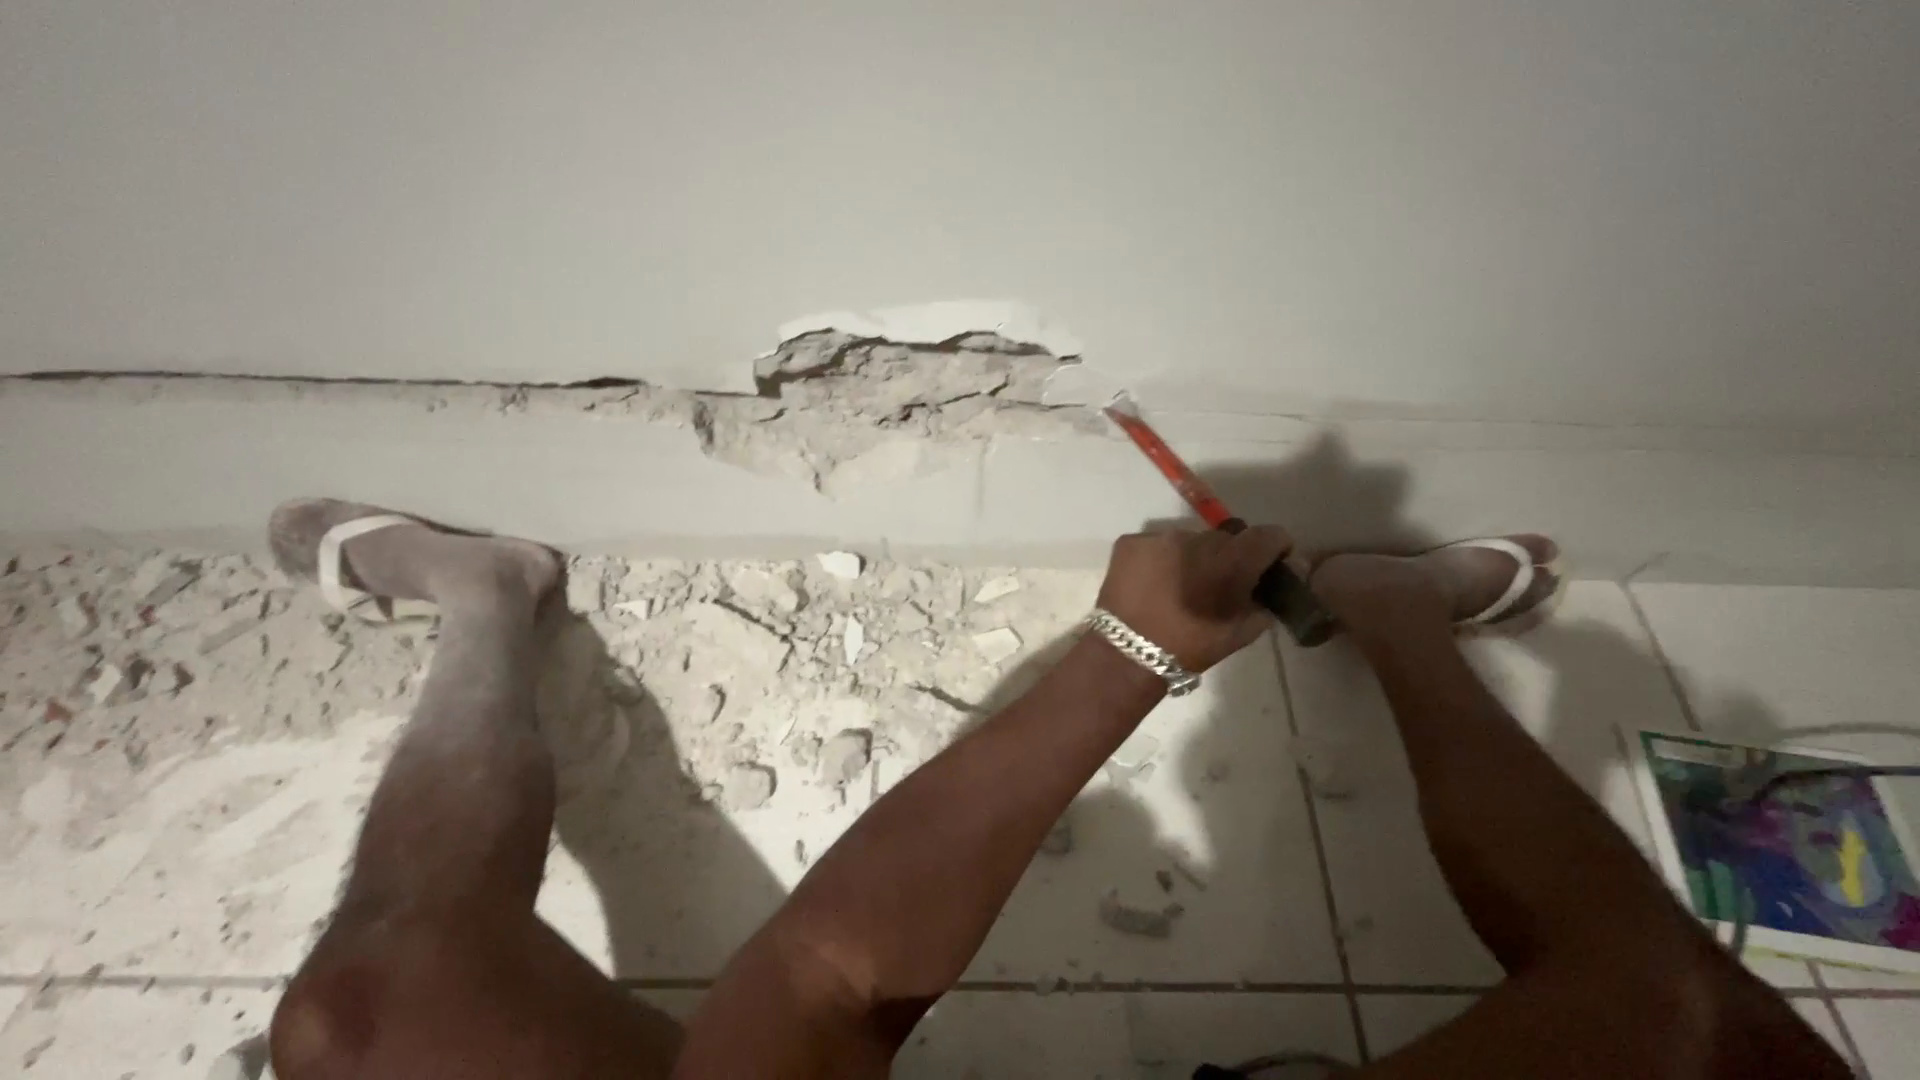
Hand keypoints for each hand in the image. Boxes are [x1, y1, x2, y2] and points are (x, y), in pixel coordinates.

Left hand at [1094, 524, 1293, 671]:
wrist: (1126, 655)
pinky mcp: (1130, 542)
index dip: (1274, 547)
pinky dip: (1158, 559)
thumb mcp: (1241, 633)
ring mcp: (1160, 537)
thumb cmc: (1188, 647)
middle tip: (1214, 583)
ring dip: (1189, 557)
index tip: (1268, 563)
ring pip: (1187, 540)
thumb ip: (1262, 606)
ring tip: (1176, 585)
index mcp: (1231, 561)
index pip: (1269, 534)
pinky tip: (1150, 583)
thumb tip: (1267, 591)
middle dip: (1226, 557)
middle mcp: (1198, 539)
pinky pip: (1155, 544)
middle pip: (1225, 538)